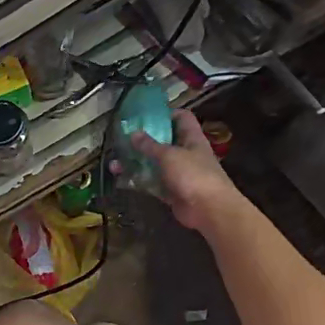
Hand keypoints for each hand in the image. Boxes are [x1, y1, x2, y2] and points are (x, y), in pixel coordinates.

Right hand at [130, 110, 247, 232]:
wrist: (209, 210)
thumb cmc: (193, 174)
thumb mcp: (169, 155)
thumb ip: (150, 145)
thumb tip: (133, 133)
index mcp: (191, 138)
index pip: (181, 118)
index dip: (166, 114)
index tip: (145, 116)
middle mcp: (186, 153)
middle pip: (164, 142)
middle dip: (143, 141)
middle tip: (122, 140)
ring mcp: (179, 173)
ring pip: (155, 164)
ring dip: (136, 163)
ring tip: (115, 163)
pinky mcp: (171, 191)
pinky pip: (153, 183)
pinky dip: (139, 181)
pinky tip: (121, 178)